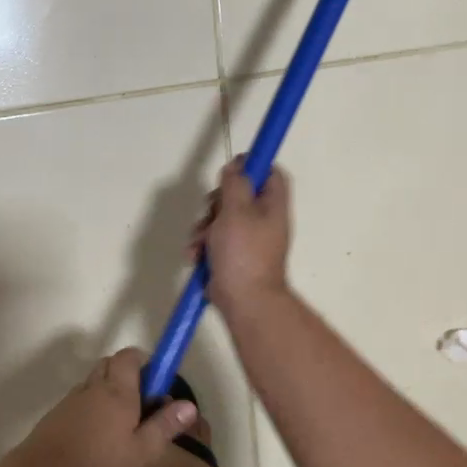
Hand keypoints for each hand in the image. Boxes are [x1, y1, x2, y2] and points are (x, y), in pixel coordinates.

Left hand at [19, 348, 196, 466]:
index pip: (129, 356)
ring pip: (95, 381)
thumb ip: (165, 425)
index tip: (157, 379)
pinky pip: (82, 397)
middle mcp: (94, 386)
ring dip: (109, 389)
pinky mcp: (59, 411)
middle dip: (128, 373)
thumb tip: (190, 405)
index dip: (144, 361)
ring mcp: (73, 397)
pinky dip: (94, 403)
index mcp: (117, 390)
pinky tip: (98, 432)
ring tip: (122, 421)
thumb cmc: (99, 461)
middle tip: (142, 401)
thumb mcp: (141, 450)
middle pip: (110, 364)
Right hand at [188, 156, 291, 311]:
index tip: (230, 170)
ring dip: (203, 228)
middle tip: (209, 210)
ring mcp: (247, 240)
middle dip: (216, 203)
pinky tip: (194, 257)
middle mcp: (262, 221)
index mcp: (272, 207)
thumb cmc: (243, 252)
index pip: (271, 174)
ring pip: (220, 220)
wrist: (245, 300)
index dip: (252, 167)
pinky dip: (202, 247)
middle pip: (238, 196)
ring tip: (198, 242)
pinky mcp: (231, 257)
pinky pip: (214, 242)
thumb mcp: (237, 211)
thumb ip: (235, 184)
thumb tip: (237, 165)